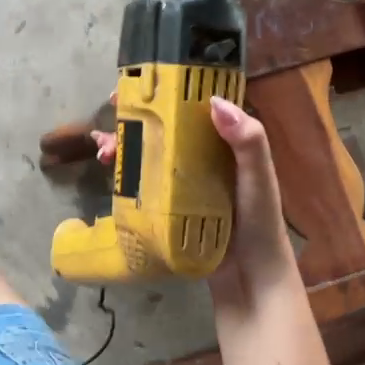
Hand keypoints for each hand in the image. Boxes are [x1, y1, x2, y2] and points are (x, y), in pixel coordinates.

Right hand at [89, 96, 296, 308]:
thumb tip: (214, 102)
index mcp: (224, 143)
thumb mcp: (258, 179)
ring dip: (124, 144)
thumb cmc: (260, 224)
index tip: (136, 85)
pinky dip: (125, 173)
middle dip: (133, 118)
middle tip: (110, 115)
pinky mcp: (169, 206)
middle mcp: (201, 156)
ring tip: (104, 151)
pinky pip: (143, 182)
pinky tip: (110, 172)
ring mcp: (183, 182)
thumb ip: (247, 141)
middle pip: (162, 126)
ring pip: (147, 152)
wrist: (250, 280)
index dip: (163, 91)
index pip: (191, 105)